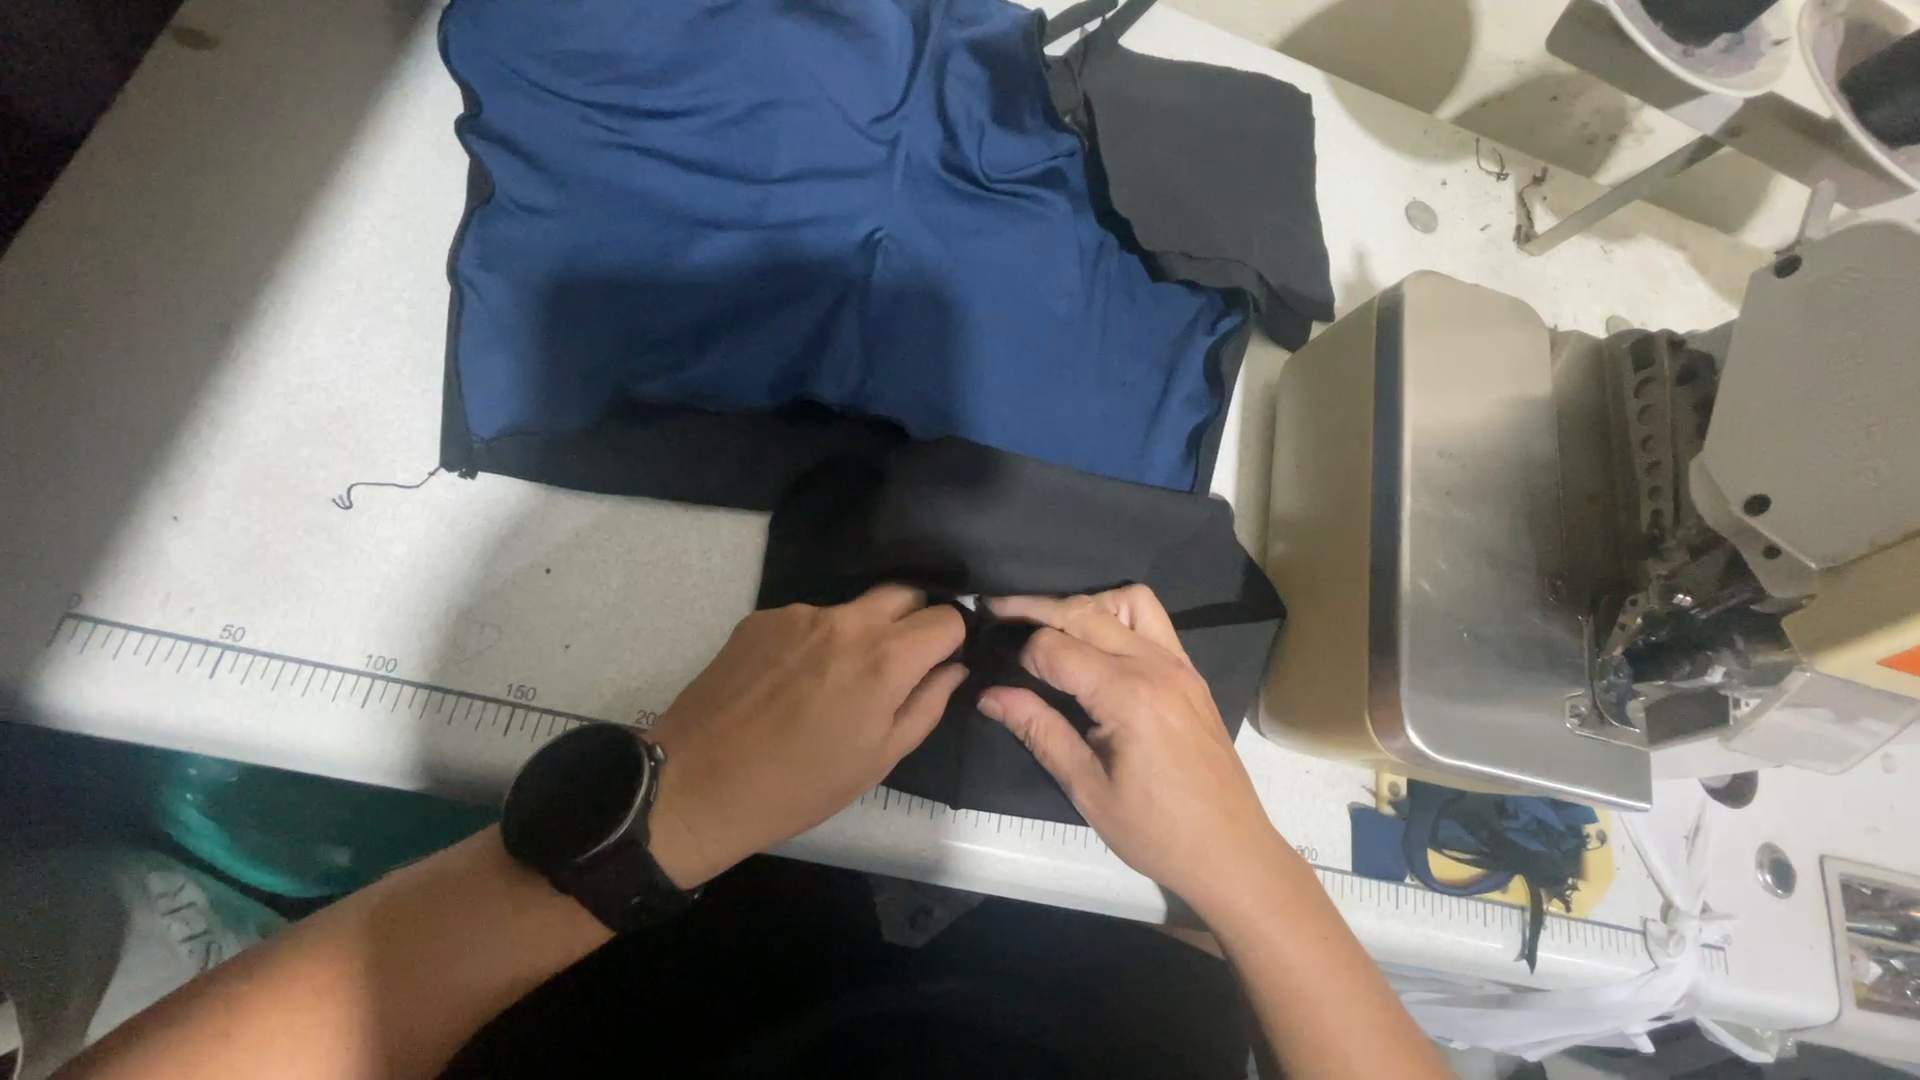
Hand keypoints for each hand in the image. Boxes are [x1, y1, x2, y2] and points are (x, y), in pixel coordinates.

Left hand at [644, 585, 965, 888]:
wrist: (698, 783)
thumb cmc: (801, 785)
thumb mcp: (880, 759)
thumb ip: (927, 704)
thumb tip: (952, 667)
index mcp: (885, 659)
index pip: (946, 617)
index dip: (952, 639)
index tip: (940, 661)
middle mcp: (847, 620)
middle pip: (905, 593)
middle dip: (915, 619)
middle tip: (901, 664)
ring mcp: (800, 614)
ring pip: (854, 607)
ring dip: (863, 632)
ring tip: (835, 680)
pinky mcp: (762, 617)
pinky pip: (809, 619)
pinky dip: (817, 640)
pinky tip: (793, 680)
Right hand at [976, 586, 1287, 914]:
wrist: (1231, 853)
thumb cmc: (1155, 831)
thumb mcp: (1086, 788)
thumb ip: (1039, 730)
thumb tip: (989, 695)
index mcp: (1127, 695)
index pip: (1056, 647)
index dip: (1020, 655)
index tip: (997, 670)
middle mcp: (1155, 665)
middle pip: (1084, 611)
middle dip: (1035, 607)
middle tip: (996, 610)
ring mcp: (1179, 663)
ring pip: (1124, 600)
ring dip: (1083, 603)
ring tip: (1052, 626)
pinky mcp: (1190, 672)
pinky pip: (1153, 619)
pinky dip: (1118, 615)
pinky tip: (1098, 640)